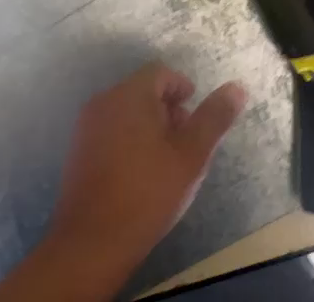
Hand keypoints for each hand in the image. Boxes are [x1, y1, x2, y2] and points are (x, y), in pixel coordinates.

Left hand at [49, 64, 248, 274]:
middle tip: (187, 141)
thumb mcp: (191, 155)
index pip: (161, 73)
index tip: (195, 116)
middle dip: (168, 109)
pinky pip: (110, 132)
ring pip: (126, 112)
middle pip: (142, 91)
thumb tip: (236, 88)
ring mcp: (86, 127)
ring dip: (149, 126)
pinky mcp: (78, 151)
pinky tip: (141, 173)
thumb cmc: (147, 192)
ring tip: (168, 160)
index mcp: (130, 95)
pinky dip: (129, 140)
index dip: (183, 88)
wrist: (92, 241)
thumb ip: (213, 118)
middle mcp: (104, 102)